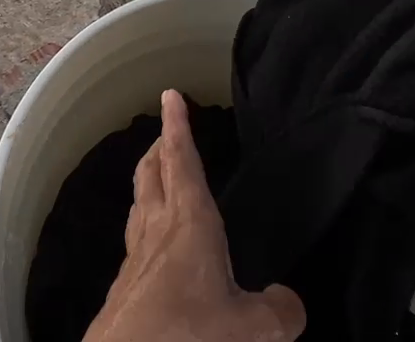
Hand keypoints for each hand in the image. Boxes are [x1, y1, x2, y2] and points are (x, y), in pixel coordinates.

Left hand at [83, 90, 305, 341]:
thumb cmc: (188, 331)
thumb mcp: (250, 327)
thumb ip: (278, 310)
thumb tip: (291, 302)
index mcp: (189, 220)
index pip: (182, 159)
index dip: (177, 125)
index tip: (170, 95)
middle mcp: (157, 228)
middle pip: (152, 172)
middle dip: (159, 147)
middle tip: (165, 133)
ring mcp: (134, 256)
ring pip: (139, 203)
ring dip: (148, 183)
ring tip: (157, 177)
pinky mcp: (122, 286)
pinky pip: (134, 240)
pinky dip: (144, 226)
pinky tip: (151, 246)